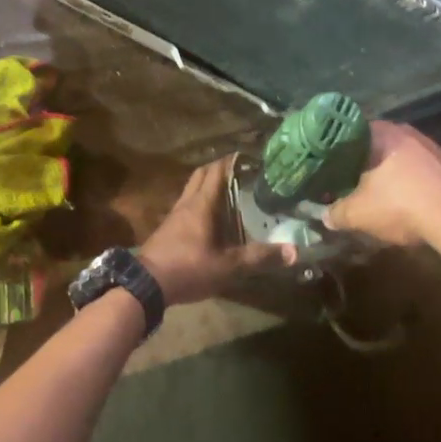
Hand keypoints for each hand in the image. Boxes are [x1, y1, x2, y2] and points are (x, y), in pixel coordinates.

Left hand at [139, 156, 293, 305]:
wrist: (146, 284)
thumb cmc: (189, 267)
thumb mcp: (228, 266)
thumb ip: (259, 257)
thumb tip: (293, 252)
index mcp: (203, 203)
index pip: (218, 169)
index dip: (234, 160)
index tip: (251, 157)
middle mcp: (188, 202)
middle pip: (202, 173)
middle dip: (221, 168)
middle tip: (242, 172)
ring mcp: (175, 214)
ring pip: (192, 188)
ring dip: (209, 184)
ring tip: (229, 191)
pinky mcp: (168, 228)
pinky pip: (187, 204)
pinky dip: (200, 202)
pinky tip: (210, 216)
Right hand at [323, 122, 440, 247]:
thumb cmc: (402, 205)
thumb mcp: (360, 214)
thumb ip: (338, 212)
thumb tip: (325, 215)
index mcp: (385, 135)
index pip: (356, 130)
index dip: (343, 148)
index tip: (335, 164)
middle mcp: (412, 135)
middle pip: (384, 144)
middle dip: (371, 163)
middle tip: (357, 182)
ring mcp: (438, 150)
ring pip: (409, 158)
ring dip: (398, 174)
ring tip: (387, 196)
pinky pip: (431, 174)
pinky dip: (422, 186)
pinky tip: (418, 206)